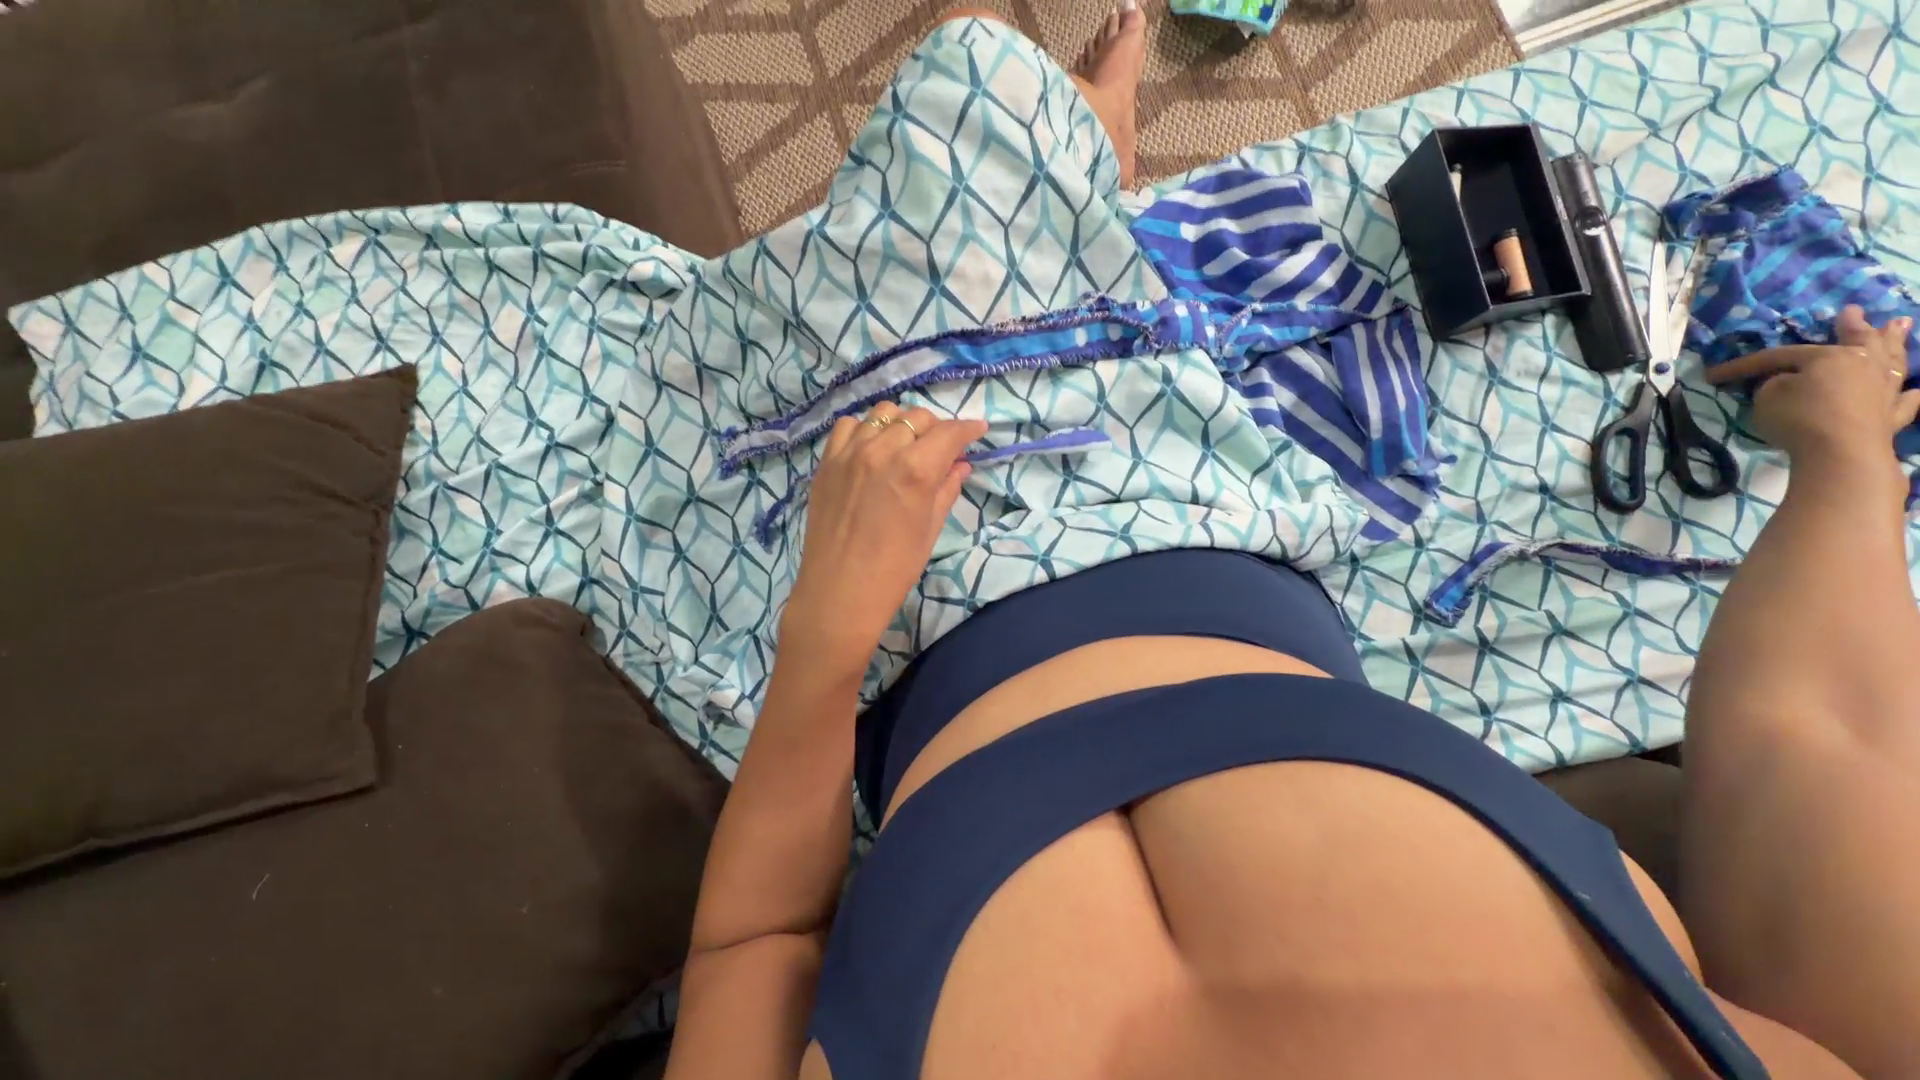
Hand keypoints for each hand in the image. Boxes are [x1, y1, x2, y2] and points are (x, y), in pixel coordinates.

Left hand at [780, 403, 987, 676]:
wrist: (840, 592)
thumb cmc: (894, 568)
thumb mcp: (930, 528)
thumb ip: (946, 488)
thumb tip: (960, 464)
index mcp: (915, 470)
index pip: (949, 433)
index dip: (968, 429)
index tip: (977, 430)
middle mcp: (882, 451)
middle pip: (917, 418)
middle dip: (936, 428)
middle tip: (942, 449)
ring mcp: (849, 453)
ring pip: (882, 414)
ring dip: (901, 424)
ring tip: (907, 444)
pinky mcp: (827, 463)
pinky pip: (848, 427)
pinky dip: (865, 430)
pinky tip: (872, 448)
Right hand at [1706, 305, 1919, 474]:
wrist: (1840, 453)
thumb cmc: (1799, 420)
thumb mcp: (1767, 399)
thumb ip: (1774, 385)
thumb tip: (1788, 383)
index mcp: (1829, 357)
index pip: (1779, 356)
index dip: (1743, 366)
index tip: (1712, 375)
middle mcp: (1864, 365)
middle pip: (1859, 340)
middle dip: (1854, 325)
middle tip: (1854, 310)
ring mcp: (1884, 390)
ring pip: (1892, 361)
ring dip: (1895, 343)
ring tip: (1899, 326)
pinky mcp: (1892, 417)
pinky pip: (1903, 401)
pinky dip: (1906, 395)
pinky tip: (1911, 391)